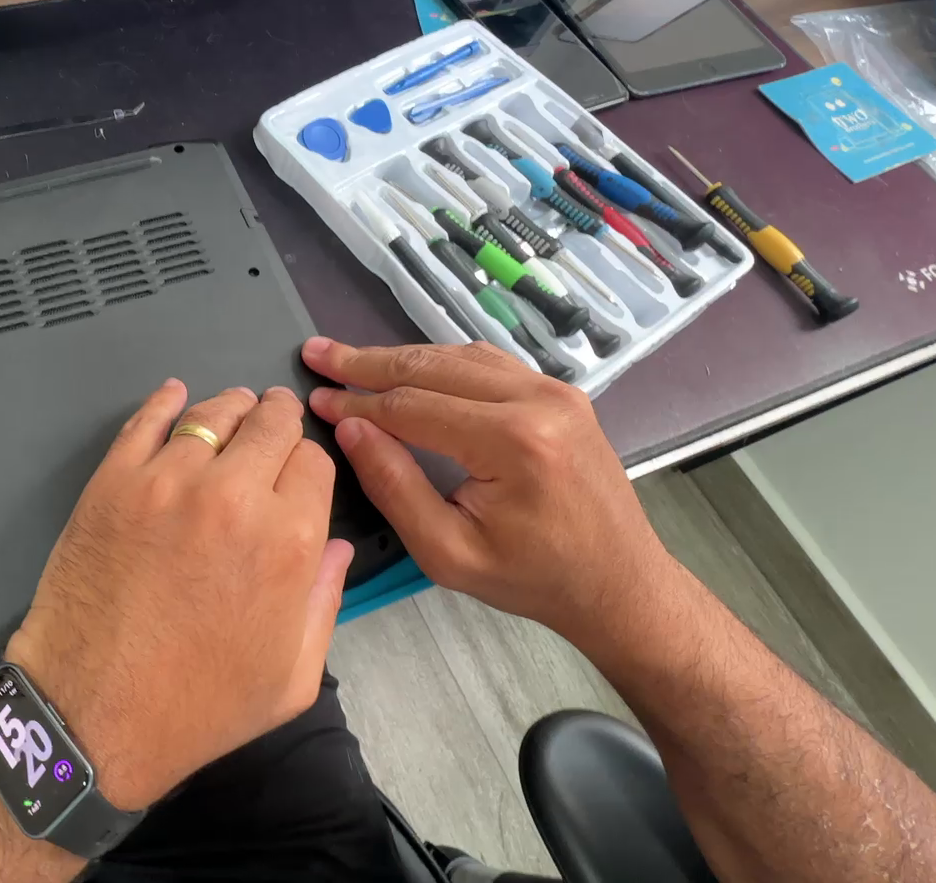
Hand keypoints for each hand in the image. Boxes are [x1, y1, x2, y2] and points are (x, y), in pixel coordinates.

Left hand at [5, 381, 355, 810]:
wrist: (93, 708)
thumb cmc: (200, 704)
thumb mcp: (292, 677)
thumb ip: (324, 601)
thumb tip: (337, 546)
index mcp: (288, 539)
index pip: (314, 462)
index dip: (309, 463)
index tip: (298, 471)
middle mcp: (234, 494)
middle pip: (269, 425)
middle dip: (279, 418)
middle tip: (273, 416)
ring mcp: (168, 480)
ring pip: (213, 413)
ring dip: (232, 406)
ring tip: (234, 407)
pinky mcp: (114, 479)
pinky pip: (146, 420)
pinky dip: (166, 400)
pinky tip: (175, 395)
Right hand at [301, 337, 678, 645]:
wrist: (620, 583)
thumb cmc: (531, 578)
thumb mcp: (446, 551)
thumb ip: (393, 485)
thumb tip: (350, 429)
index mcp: (512, 442)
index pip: (410, 406)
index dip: (355, 402)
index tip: (315, 396)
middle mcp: (537, 400)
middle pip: (429, 366)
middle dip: (365, 362)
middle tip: (318, 352)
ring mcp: (554, 389)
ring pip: (455, 356)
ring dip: (397, 357)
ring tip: (350, 359)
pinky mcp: (558, 392)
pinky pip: (483, 362)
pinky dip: (436, 361)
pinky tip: (406, 366)